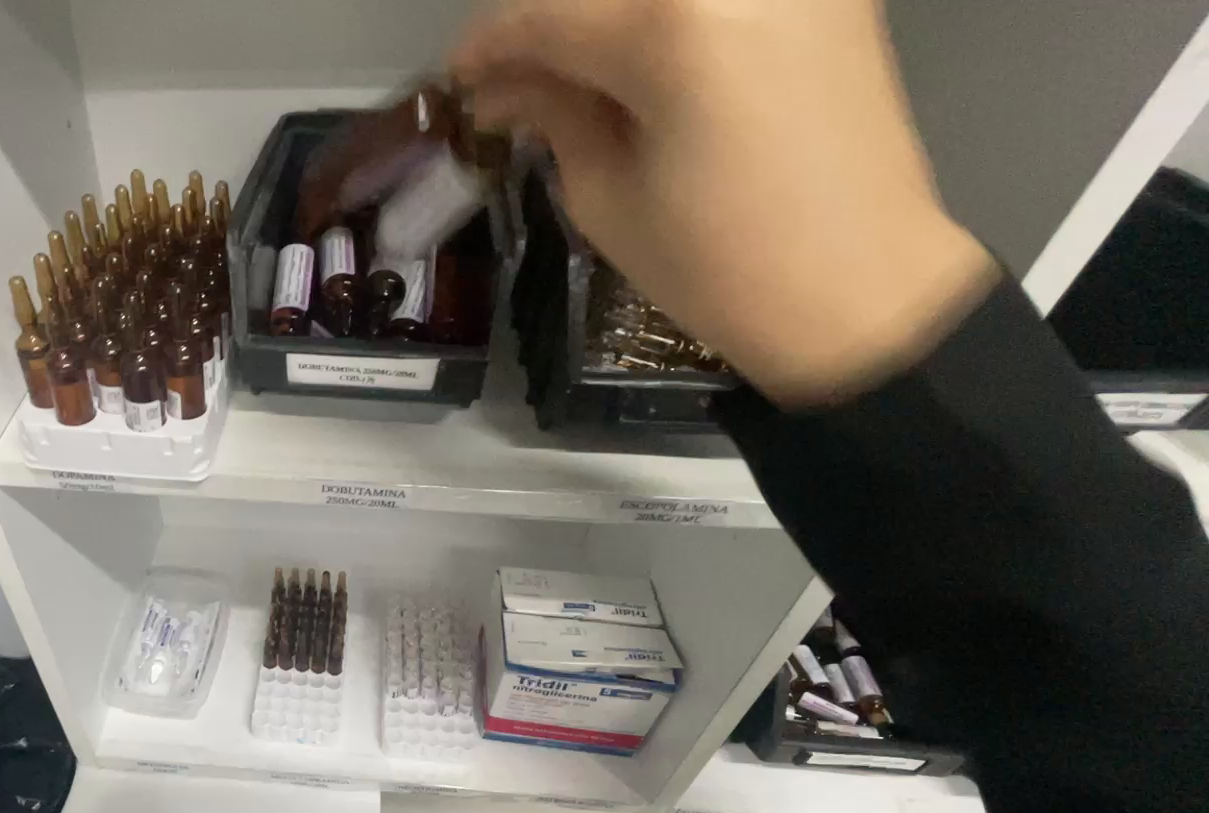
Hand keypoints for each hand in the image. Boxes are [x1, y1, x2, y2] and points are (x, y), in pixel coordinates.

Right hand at [451, 0, 998, 404]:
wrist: (851, 286)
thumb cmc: (711, 266)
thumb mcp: (605, 198)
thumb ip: (554, 118)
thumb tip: (503, 90)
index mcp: (672, 29)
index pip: (550, 15)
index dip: (491, 44)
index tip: (460, 76)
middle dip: (544, 25)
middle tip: (511, 81)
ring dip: (601, 21)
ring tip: (570, 79)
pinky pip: (713, 1)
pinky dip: (660, 22)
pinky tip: (634, 68)